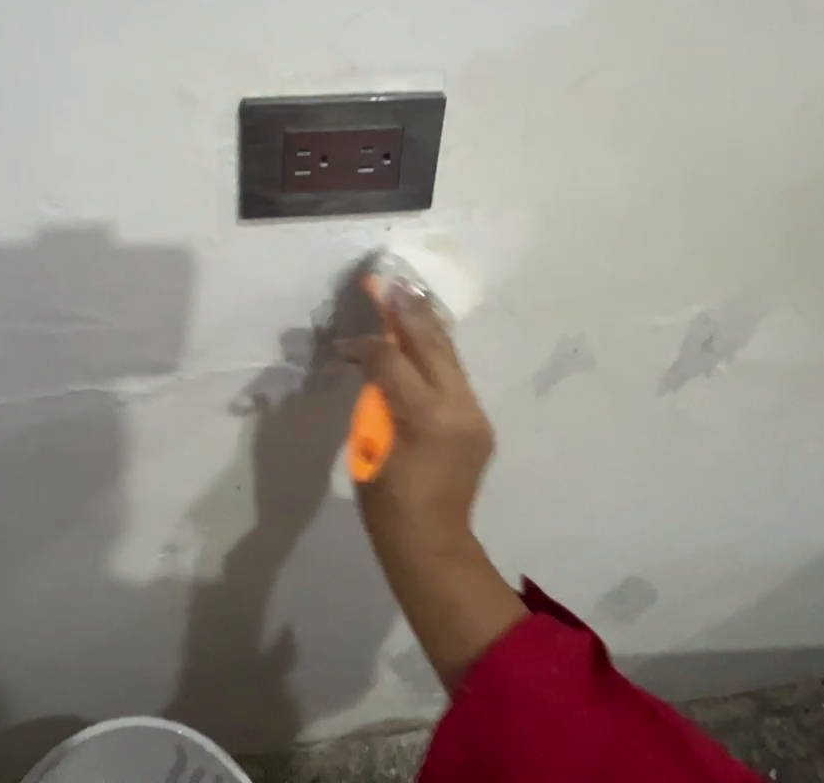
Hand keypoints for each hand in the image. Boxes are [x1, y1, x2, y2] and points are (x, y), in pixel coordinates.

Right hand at [340, 289, 494, 552]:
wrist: (431, 542)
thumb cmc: (387, 503)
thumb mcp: (369, 446)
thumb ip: (376, 400)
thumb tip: (374, 364)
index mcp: (425, 419)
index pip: (393, 361)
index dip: (368, 345)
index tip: (344, 344)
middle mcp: (459, 408)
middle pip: (432, 345)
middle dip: (407, 311)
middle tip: (386, 282)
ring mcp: (475, 414)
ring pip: (449, 356)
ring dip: (425, 325)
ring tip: (406, 295)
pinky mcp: (480, 421)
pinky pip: (454, 376)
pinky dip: (434, 353)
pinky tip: (421, 335)